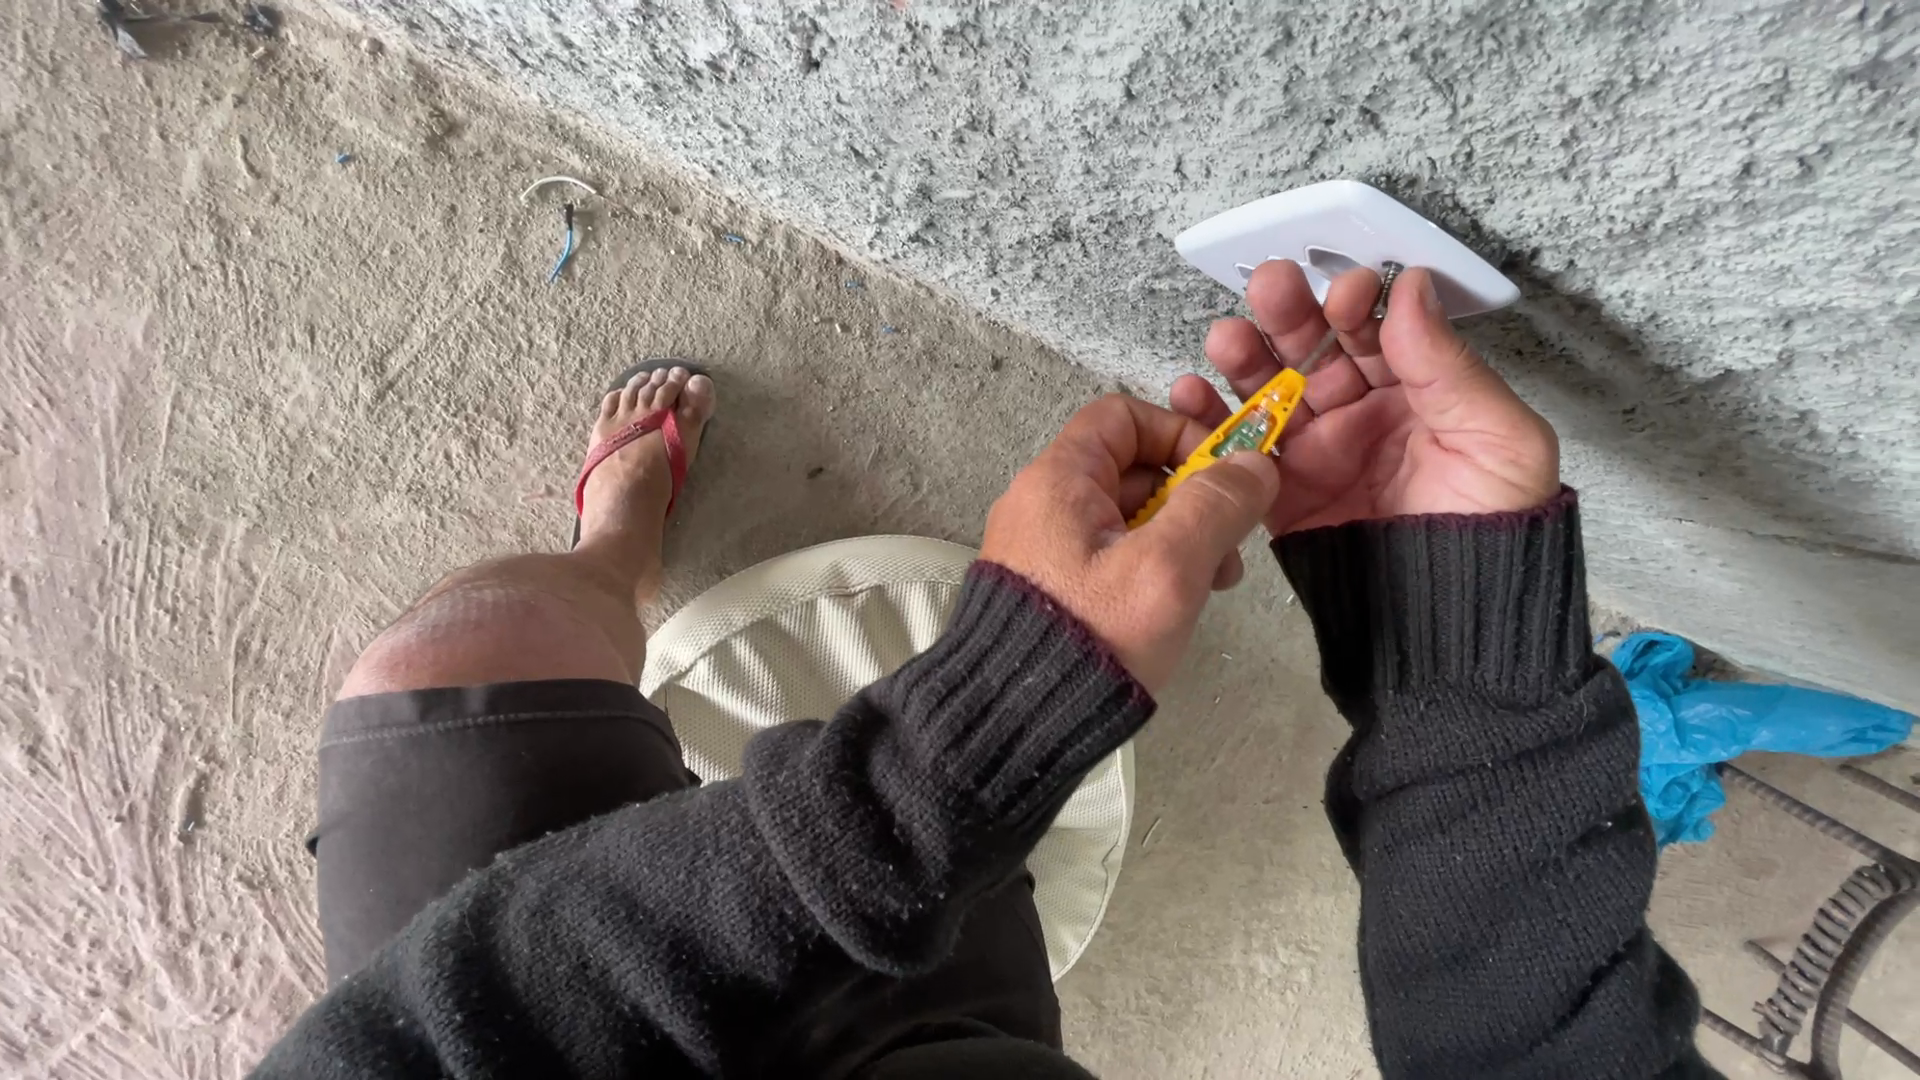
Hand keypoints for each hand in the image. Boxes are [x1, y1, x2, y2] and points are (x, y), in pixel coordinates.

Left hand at [980, 394, 1278, 692]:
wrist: (1019, 721)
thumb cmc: (1095, 634)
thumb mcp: (1167, 567)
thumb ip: (1215, 506)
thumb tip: (1254, 464)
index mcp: (1058, 480)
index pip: (1120, 416)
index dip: (1177, 431)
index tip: (1222, 473)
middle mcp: (1042, 503)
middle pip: (1129, 467)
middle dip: (1191, 497)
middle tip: (1231, 544)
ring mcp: (1043, 547)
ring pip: (1125, 516)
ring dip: (1178, 537)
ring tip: (1214, 582)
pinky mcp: (1050, 585)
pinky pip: (1108, 554)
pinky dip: (1149, 566)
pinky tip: (1177, 603)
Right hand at [1170, 261, 1559, 534]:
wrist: (1440, 614)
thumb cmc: (1486, 526)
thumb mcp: (1498, 439)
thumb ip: (1448, 367)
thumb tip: (1410, 288)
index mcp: (1414, 393)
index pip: (1376, 333)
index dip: (1356, 307)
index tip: (1345, 291)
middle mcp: (1356, 414)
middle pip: (1313, 352)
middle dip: (1289, 317)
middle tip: (1267, 286)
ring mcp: (1311, 450)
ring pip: (1268, 392)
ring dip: (1243, 359)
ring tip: (1223, 337)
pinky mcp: (1274, 487)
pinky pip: (1237, 447)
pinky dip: (1209, 420)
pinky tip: (1191, 393)